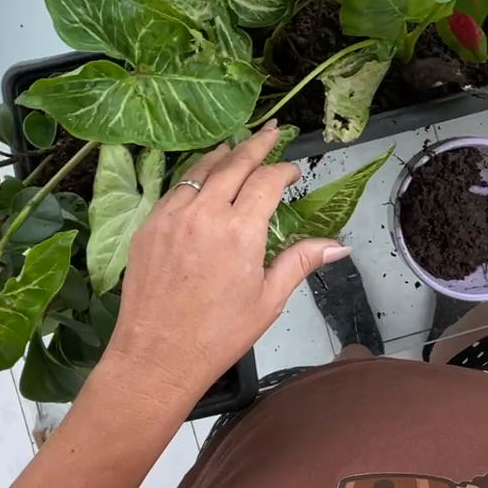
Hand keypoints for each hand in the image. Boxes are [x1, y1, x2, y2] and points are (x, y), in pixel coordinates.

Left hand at [99, 123, 348, 404]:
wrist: (157, 356)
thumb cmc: (219, 334)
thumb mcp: (269, 300)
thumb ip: (300, 261)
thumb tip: (338, 245)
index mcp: (240, 231)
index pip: (267, 181)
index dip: (283, 170)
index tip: (293, 172)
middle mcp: (205, 214)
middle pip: (235, 163)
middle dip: (257, 145)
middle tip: (272, 131)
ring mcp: (172, 217)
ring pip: (201, 170)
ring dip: (224, 154)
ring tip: (238, 143)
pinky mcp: (149, 227)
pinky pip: (176, 189)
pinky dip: (194, 176)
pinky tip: (201, 177)